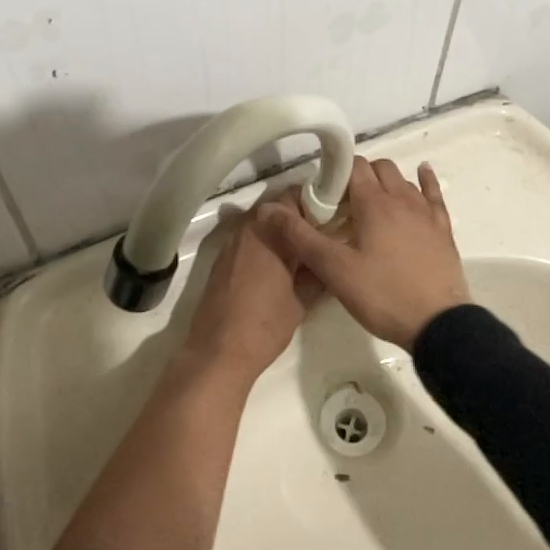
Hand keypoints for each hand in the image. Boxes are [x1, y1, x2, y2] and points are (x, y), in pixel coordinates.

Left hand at [179, 188, 313, 385]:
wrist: (217, 351)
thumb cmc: (264, 325)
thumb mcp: (301, 301)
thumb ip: (317, 273)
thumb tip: (330, 257)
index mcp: (270, 232)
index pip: (294, 197)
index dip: (315, 202)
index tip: (332, 214)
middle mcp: (248, 229)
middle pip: (276, 208)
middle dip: (297, 216)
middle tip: (320, 233)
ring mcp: (231, 243)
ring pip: (260, 223)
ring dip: (279, 229)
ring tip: (301, 249)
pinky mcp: (222, 259)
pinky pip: (247, 238)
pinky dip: (263, 243)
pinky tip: (277, 264)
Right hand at [266, 157, 469, 350]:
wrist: (439, 324)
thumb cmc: (382, 295)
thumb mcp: (334, 270)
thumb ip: (301, 237)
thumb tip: (268, 209)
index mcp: (374, 203)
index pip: (353, 166)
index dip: (336, 173)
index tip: (324, 194)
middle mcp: (402, 198)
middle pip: (379, 168)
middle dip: (360, 177)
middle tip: (344, 204)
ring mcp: (426, 212)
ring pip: (403, 181)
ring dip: (386, 183)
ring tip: (371, 204)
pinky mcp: (443, 229)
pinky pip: (433, 193)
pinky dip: (424, 181)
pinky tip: (422, 174)